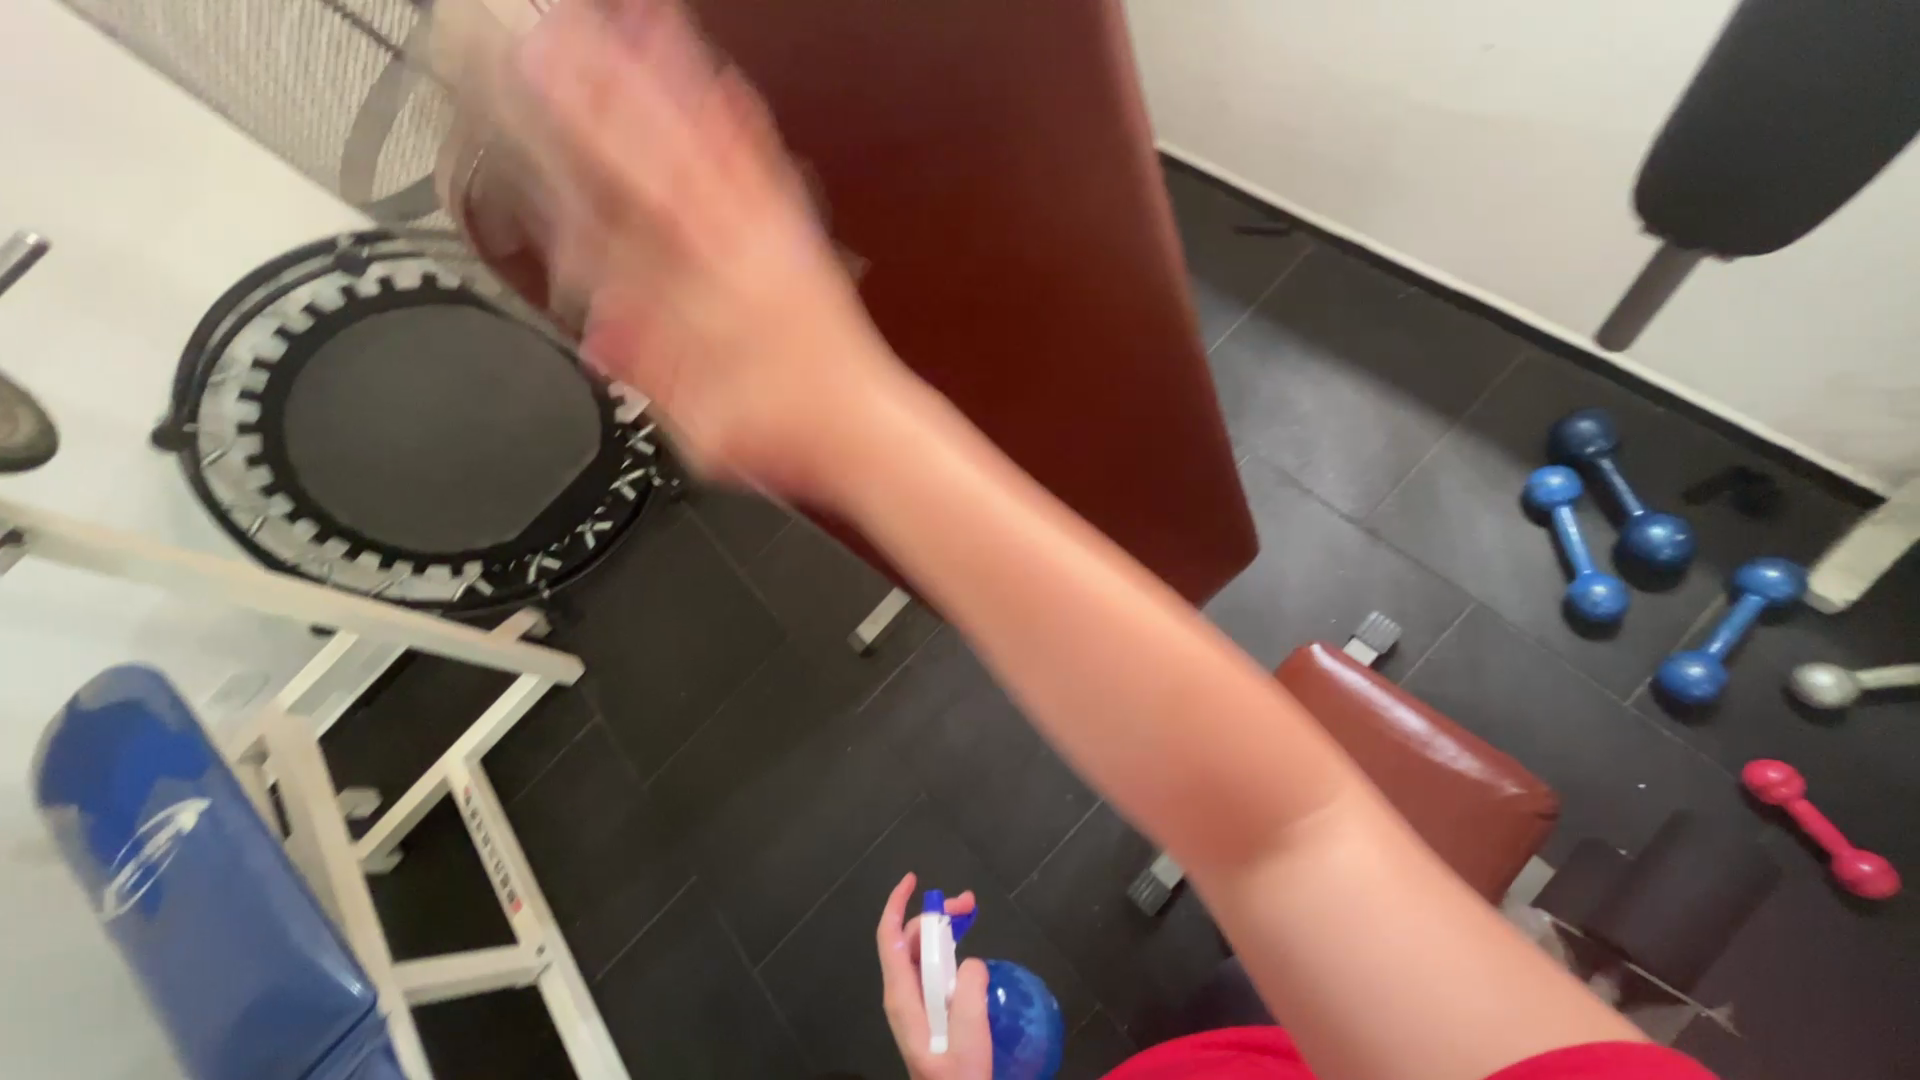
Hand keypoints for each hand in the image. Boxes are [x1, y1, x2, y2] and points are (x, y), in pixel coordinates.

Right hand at [494, 0, 909, 500]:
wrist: (867, 430)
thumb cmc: (793, 432)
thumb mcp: (707, 429)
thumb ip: (650, 374)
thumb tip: (602, 337)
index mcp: (710, 303)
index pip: (629, 213)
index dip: (581, 153)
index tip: (540, 99)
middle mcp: (742, 260)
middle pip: (666, 162)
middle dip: (612, 93)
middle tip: (568, 34)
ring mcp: (777, 245)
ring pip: (720, 153)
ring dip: (680, 87)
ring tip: (646, 24)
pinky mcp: (803, 246)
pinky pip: (773, 178)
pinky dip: (749, 131)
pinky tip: (734, 88)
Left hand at [876, 872, 992, 1079]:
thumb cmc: (958, 1076)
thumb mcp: (969, 1034)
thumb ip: (968, 989)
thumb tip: (971, 961)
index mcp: (902, 996)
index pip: (889, 938)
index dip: (896, 904)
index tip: (913, 879)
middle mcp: (902, 994)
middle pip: (910, 939)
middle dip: (935, 914)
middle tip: (969, 904)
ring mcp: (914, 1003)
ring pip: (923, 952)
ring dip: (944, 930)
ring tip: (971, 915)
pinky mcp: (928, 1011)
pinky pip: (933, 970)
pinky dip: (948, 950)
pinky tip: (966, 949)